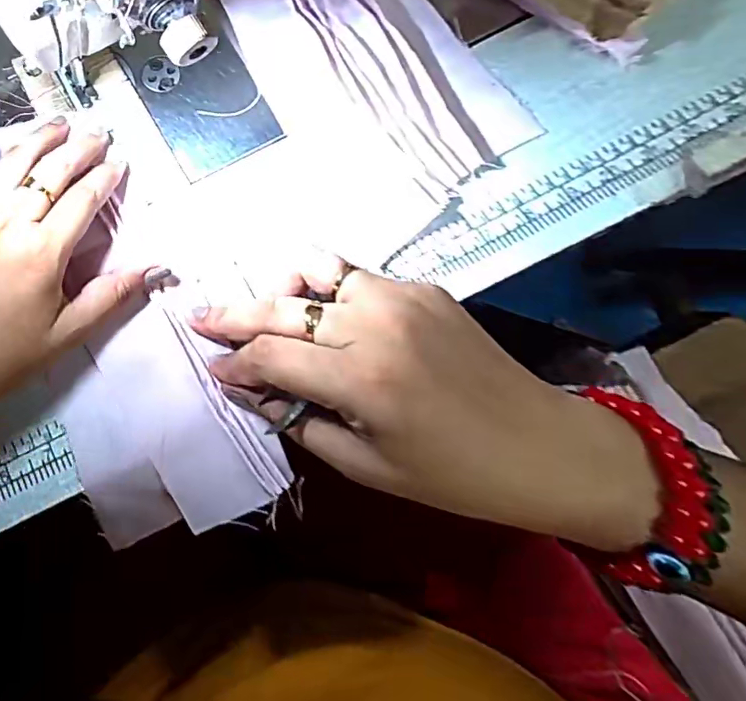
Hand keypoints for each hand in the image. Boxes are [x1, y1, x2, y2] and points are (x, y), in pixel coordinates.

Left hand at [0, 118, 151, 450]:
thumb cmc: (5, 356)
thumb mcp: (66, 333)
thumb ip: (110, 296)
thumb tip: (152, 270)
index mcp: (41, 252)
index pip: (83, 198)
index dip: (106, 177)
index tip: (121, 163)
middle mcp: (8, 224)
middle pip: (51, 172)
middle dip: (81, 149)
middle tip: (100, 135)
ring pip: (11, 165)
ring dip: (38, 139)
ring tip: (60, 123)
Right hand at [193, 257, 661, 550]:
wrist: (544, 445)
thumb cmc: (453, 475)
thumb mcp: (366, 465)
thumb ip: (299, 421)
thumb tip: (247, 389)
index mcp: (362, 378)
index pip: (273, 357)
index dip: (236, 362)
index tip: (213, 367)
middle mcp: (376, 322)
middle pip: (283, 306)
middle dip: (235, 314)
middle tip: (201, 317)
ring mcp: (402, 295)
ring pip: (318, 272)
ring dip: (283, 289)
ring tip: (267, 307)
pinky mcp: (422, 286)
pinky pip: (358, 277)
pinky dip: (329, 289)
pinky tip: (325, 311)